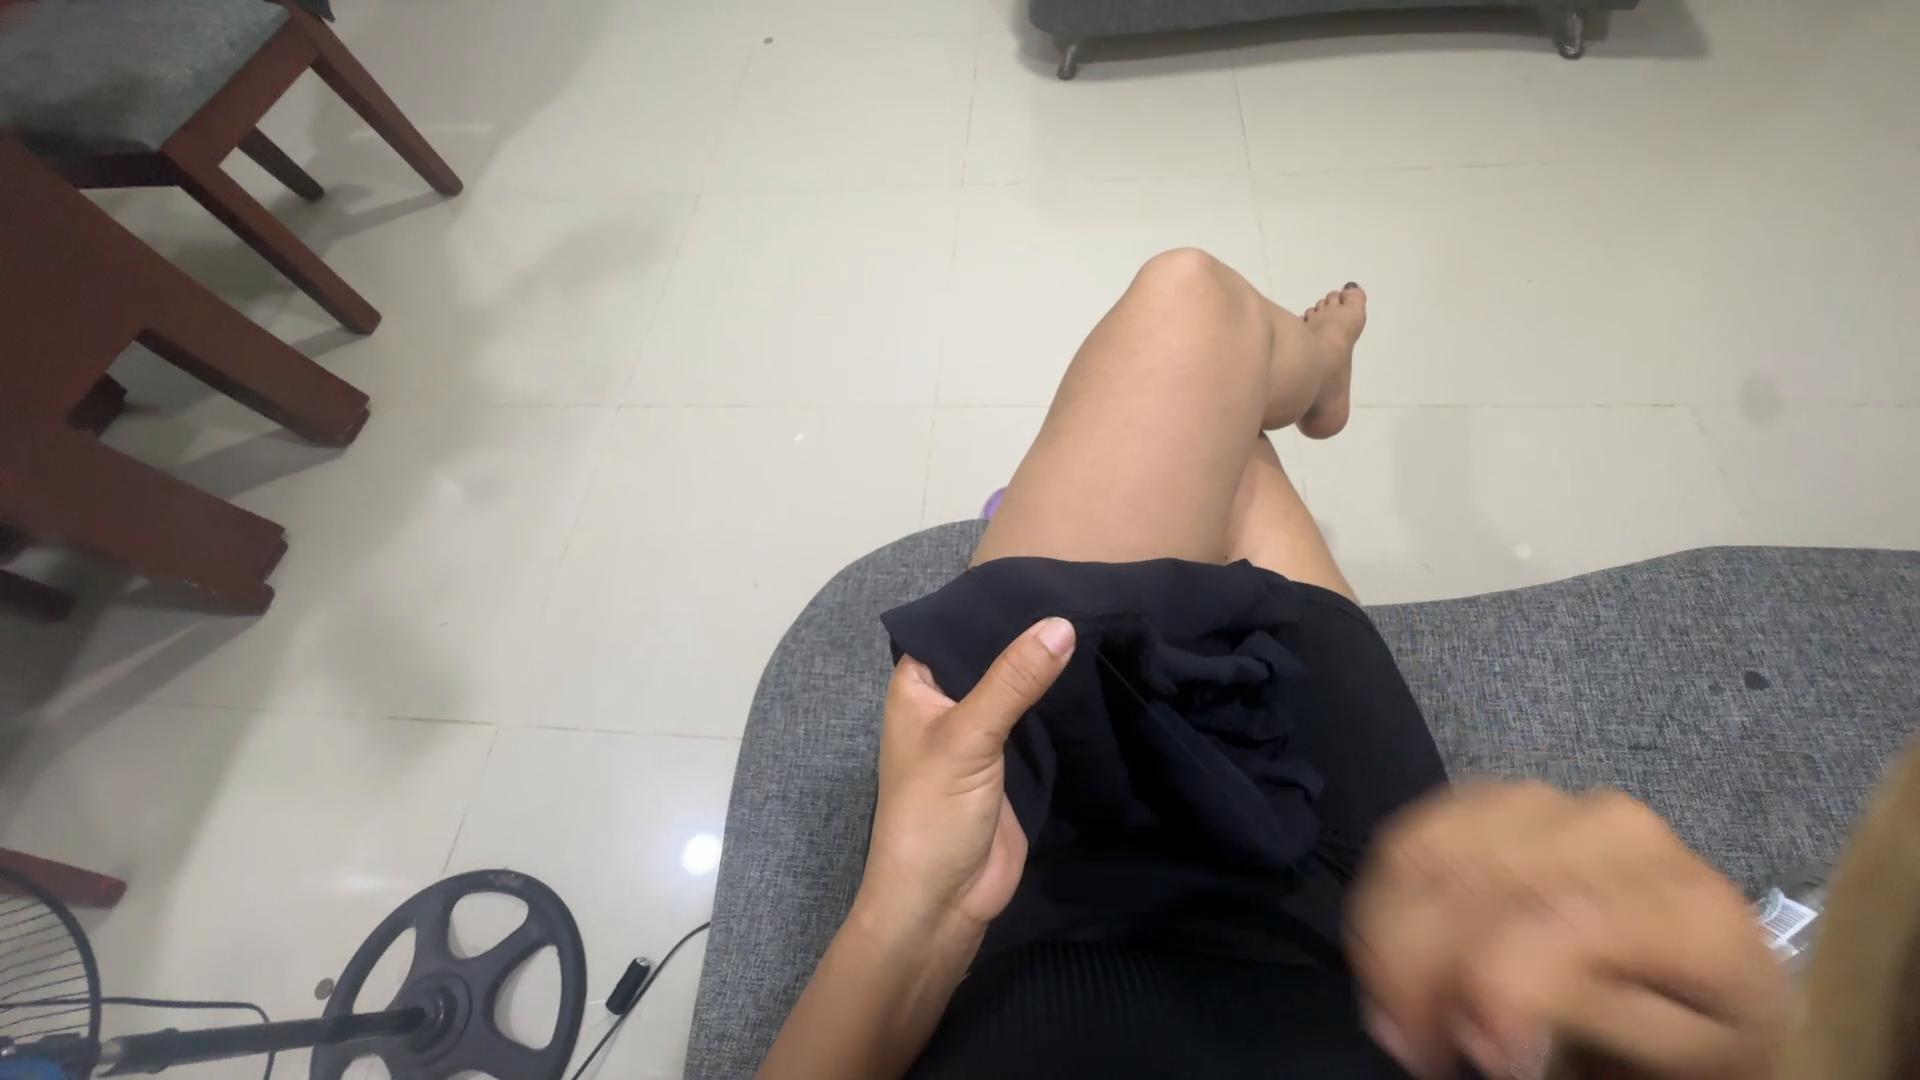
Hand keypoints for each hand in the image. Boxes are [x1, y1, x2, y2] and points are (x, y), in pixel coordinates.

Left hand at [858, 617, 1075, 939]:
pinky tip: (1095, 675)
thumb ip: (1012, 682)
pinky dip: (1060, 703)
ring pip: (1018, 688)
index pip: (955, 626)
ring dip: (1049, 669)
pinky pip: (1038, 721)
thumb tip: (1061, 624)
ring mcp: (983, 732)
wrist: (943, 907)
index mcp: (918, 685)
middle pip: (992, 655)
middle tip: (1085, 595)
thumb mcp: (968, 738)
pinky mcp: (1013, 762)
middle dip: (1029, 634)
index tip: (1044, 574)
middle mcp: (948, 701)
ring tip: (1098, 623)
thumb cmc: (932, 814)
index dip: (993, 602)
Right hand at [1348, 782, 1788, 1079]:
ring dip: (1383, 928)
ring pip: (1423, 849)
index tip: (1463, 1051)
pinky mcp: (1487, 794)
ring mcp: (1544, 801)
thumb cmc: (1691, 1020)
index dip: (1498, 985)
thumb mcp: (1674, 1047)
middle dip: (1413, 962)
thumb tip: (1473, 1020)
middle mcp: (1614, 830)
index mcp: (1687, 905)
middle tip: (1399, 1037)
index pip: (1567, 922)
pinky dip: (1383, 892)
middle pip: (1475, 880)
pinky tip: (1389, 940)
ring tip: (1384, 996)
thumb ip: (1586, 1016)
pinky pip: (1408, 831)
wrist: (1692, 962)